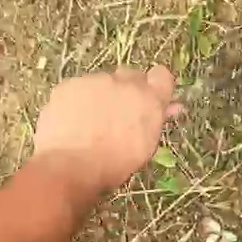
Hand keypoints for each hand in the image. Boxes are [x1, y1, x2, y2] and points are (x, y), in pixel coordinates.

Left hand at [29, 66, 182, 203]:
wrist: (72, 165)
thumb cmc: (114, 164)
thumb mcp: (145, 145)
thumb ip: (156, 119)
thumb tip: (172, 106)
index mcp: (149, 99)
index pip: (161, 76)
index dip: (154, 87)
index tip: (147, 100)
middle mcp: (124, 82)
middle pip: (129, 76)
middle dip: (126, 91)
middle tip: (116, 116)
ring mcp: (94, 81)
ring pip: (101, 81)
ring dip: (99, 95)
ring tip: (89, 123)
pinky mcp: (69, 85)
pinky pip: (77, 88)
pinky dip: (76, 100)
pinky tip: (72, 121)